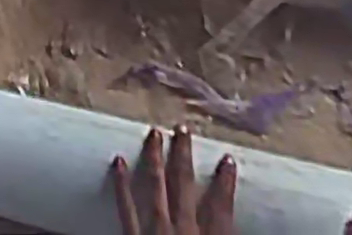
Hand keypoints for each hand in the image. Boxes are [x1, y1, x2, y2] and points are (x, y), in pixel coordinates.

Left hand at [112, 127, 236, 234]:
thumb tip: (233, 231)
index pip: (221, 209)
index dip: (225, 183)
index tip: (228, 158)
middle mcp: (183, 232)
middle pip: (184, 186)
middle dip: (184, 155)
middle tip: (182, 127)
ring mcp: (155, 234)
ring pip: (156, 187)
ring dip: (154, 157)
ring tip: (153, 131)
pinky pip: (125, 210)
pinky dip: (121, 184)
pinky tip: (117, 161)